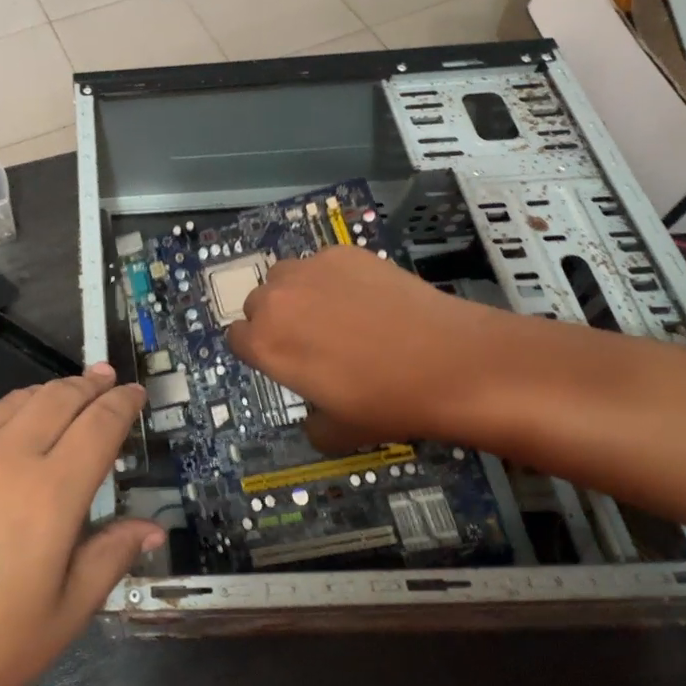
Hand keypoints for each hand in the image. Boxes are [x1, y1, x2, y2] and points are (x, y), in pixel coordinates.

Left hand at [0, 363, 160, 685]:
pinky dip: (8, 409)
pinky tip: (10, 420)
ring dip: (50, 391)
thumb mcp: (64, 613)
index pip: (98, 427)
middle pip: (58, 400)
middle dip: (89, 384)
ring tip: (69, 391)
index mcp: (50, 492)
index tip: (137, 392)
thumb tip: (152, 527)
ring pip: (16, 402)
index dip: (122, 405)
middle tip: (108, 377)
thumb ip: (110, 557)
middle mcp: (7, 458)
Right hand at [227, 245, 501, 450]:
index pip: (236, 338)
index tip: (281, 360)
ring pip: (287, 276)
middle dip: (276, 319)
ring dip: (298, 293)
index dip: (257, 350)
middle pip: (258, 303)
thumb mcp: (341, 433)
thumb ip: (312, 424)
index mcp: (265, 344)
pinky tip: (369, 299)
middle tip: (312, 340)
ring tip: (337, 313)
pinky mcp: (344, 252)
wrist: (450, 361)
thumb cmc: (387, 402)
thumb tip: (313, 418)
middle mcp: (276, 300)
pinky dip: (335, 277)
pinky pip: (324, 263)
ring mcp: (310, 269)